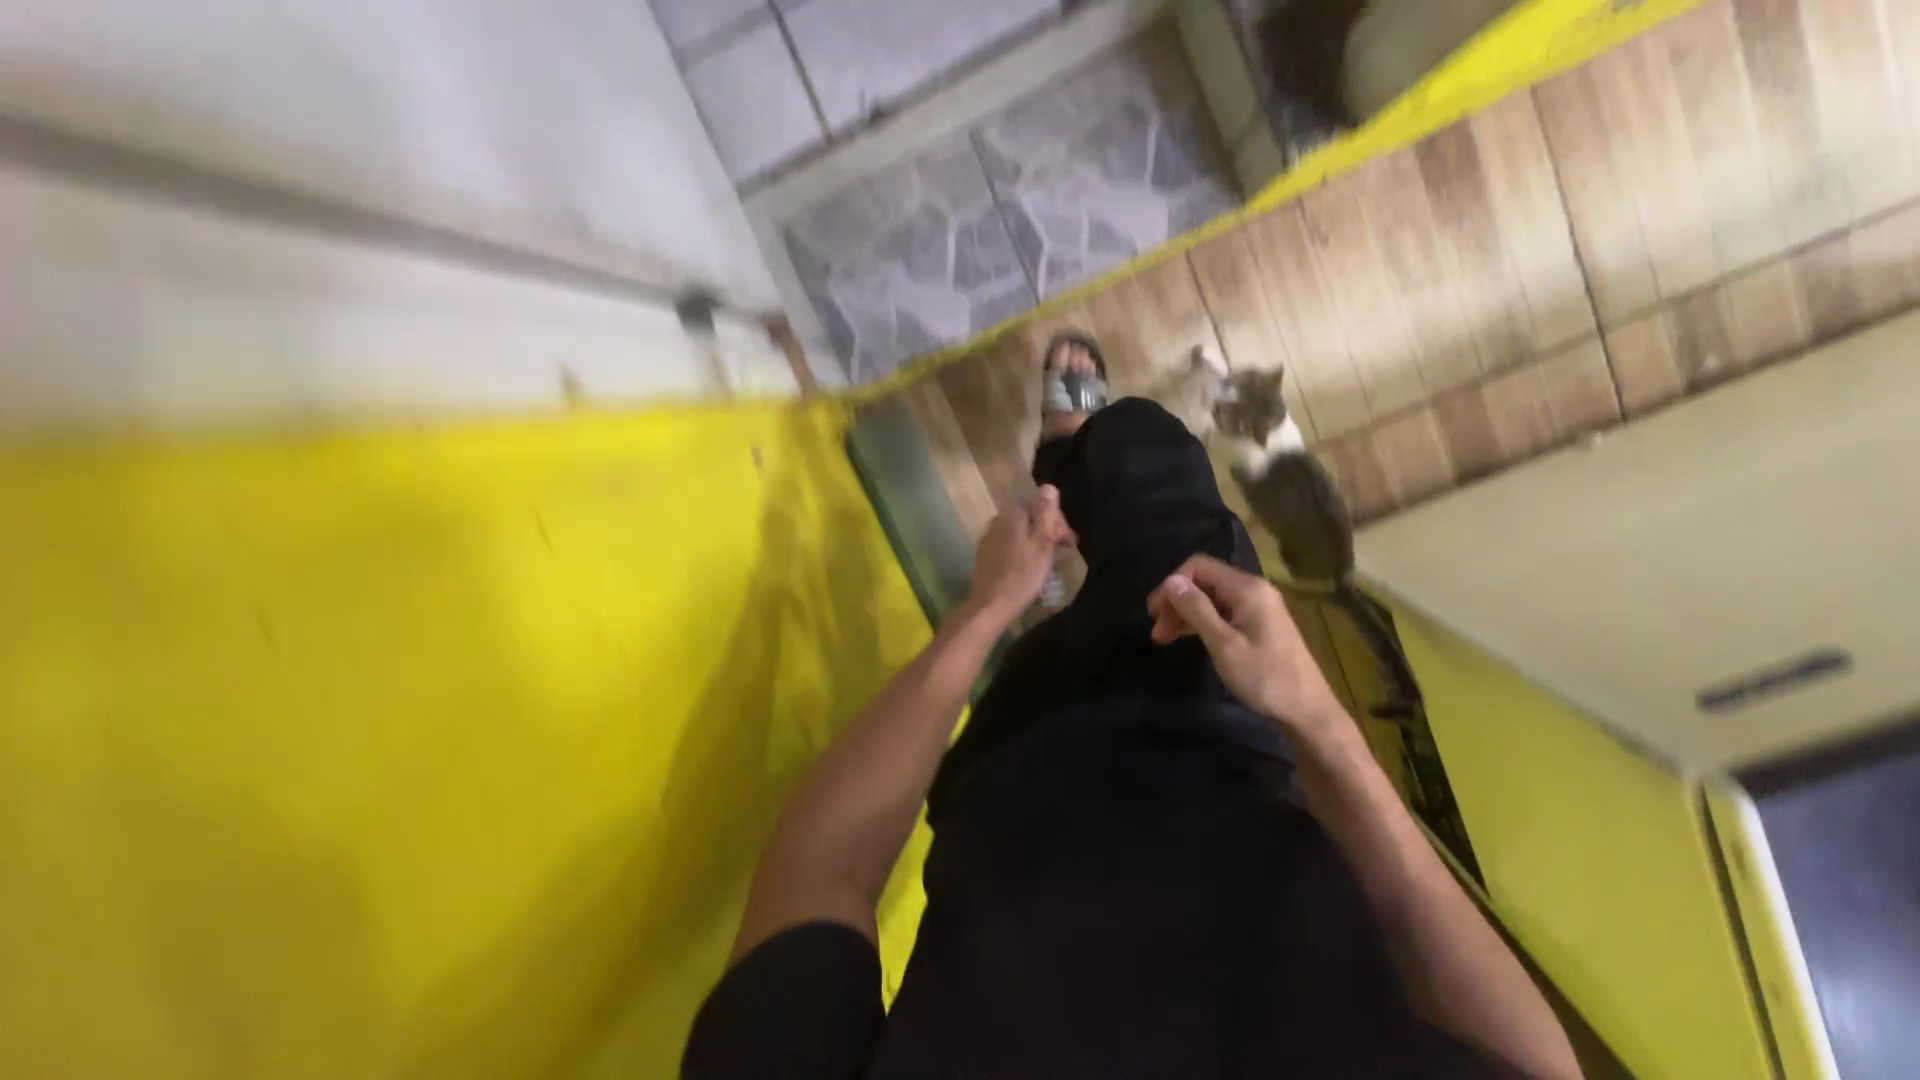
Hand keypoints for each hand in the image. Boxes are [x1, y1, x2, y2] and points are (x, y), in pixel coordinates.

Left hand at [966, 486, 1076, 621]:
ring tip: (1050, 563)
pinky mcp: (986, 555)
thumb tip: (1048, 487)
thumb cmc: (1022, 575)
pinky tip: (1030, 569)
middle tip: (1063, 553)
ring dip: (1037, 544)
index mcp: (1012, 515)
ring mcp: (989, 538)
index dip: (1057, 523)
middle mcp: (997, 521)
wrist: (991, 605)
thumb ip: (1045, 514)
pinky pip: (1010, 546)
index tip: (1069, 543)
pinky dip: (1023, 553)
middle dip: (1048, 532)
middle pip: (1029, 519)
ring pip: (1020, 533)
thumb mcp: (1041, 543)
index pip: (1040, 506)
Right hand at [1146, 555, 1345, 735]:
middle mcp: (1254, 590)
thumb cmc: (1265, 677)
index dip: (1172, 584)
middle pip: (1205, 581)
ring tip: (1163, 638)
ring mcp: (1258, 607)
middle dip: (1177, 601)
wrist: (1307, 709)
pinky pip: (1223, 612)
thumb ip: (1197, 610)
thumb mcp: (1224, 644)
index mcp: (1247, 589)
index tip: (1154, 613)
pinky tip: (1186, 637)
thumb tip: (1171, 581)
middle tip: (1156, 631)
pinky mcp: (1259, 623)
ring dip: (1186, 613)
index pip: (1199, 566)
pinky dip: (1202, 622)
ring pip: (1212, 598)